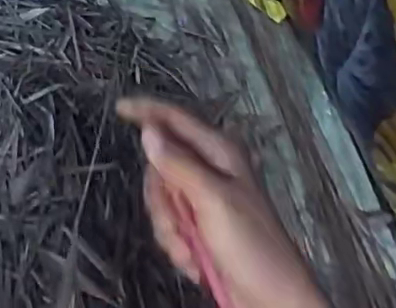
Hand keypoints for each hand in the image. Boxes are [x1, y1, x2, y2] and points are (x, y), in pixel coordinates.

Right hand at [118, 97, 328, 307]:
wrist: (276, 306)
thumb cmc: (252, 248)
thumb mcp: (213, 202)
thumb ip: (178, 165)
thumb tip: (148, 131)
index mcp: (218, 151)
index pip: (174, 118)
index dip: (146, 110)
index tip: (119, 108)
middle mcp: (210, 167)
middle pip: (161, 163)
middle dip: (161, 199)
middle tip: (176, 225)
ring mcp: (205, 198)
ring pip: (162, 196)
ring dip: (169, 229)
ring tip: (190, 253)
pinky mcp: (200, 226)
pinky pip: (169, 222)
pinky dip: (175, 244)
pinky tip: (194, 263)